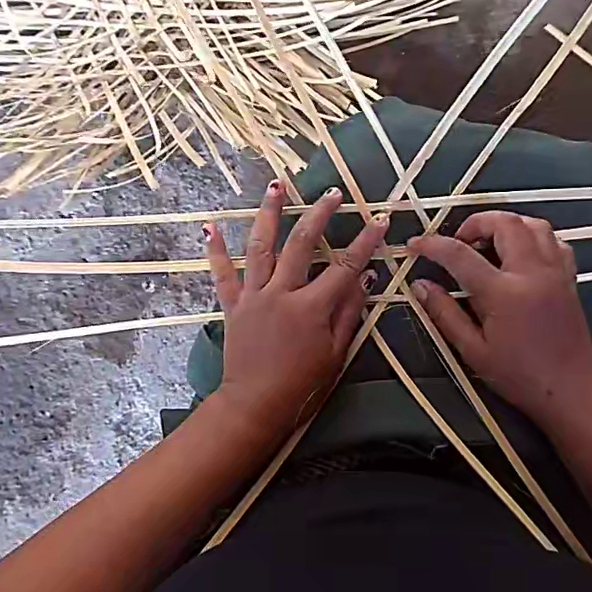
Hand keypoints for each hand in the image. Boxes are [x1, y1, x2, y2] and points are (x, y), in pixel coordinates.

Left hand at [203, 180, 388, 432]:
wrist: (255, 405)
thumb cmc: (303, 383)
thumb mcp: (336, 352)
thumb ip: (350, 312)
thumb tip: (366, 277)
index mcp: (311, 307)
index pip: (346, 266)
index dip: (366, 241)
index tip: (380, 219)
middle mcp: (281, 293)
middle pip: (302, 243)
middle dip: (319, 213)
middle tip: (331, 192)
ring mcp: (254, 296)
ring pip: (261, 246)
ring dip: (269, 213)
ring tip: (276, 186)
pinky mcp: (233, 305)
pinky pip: (223, 274)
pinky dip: (216, 250)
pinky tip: (211, 226)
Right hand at [408, 211, 591, 419]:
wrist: (572, 390)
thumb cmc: (519, 376)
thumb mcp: (473, 351)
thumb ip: (445, 314)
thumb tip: (421, 286)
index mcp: (503, 292)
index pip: (460, 254)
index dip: (432, 245)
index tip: (414, 245)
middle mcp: (532, 272)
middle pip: (504, 223)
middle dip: (475, 223)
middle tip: (457, 242)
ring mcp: (555, 272)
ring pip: (533, 224)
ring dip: (505, 224)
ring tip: (486, 243)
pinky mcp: (569, 278)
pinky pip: (553, 241)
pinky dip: (532, 237)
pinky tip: (519, 254)